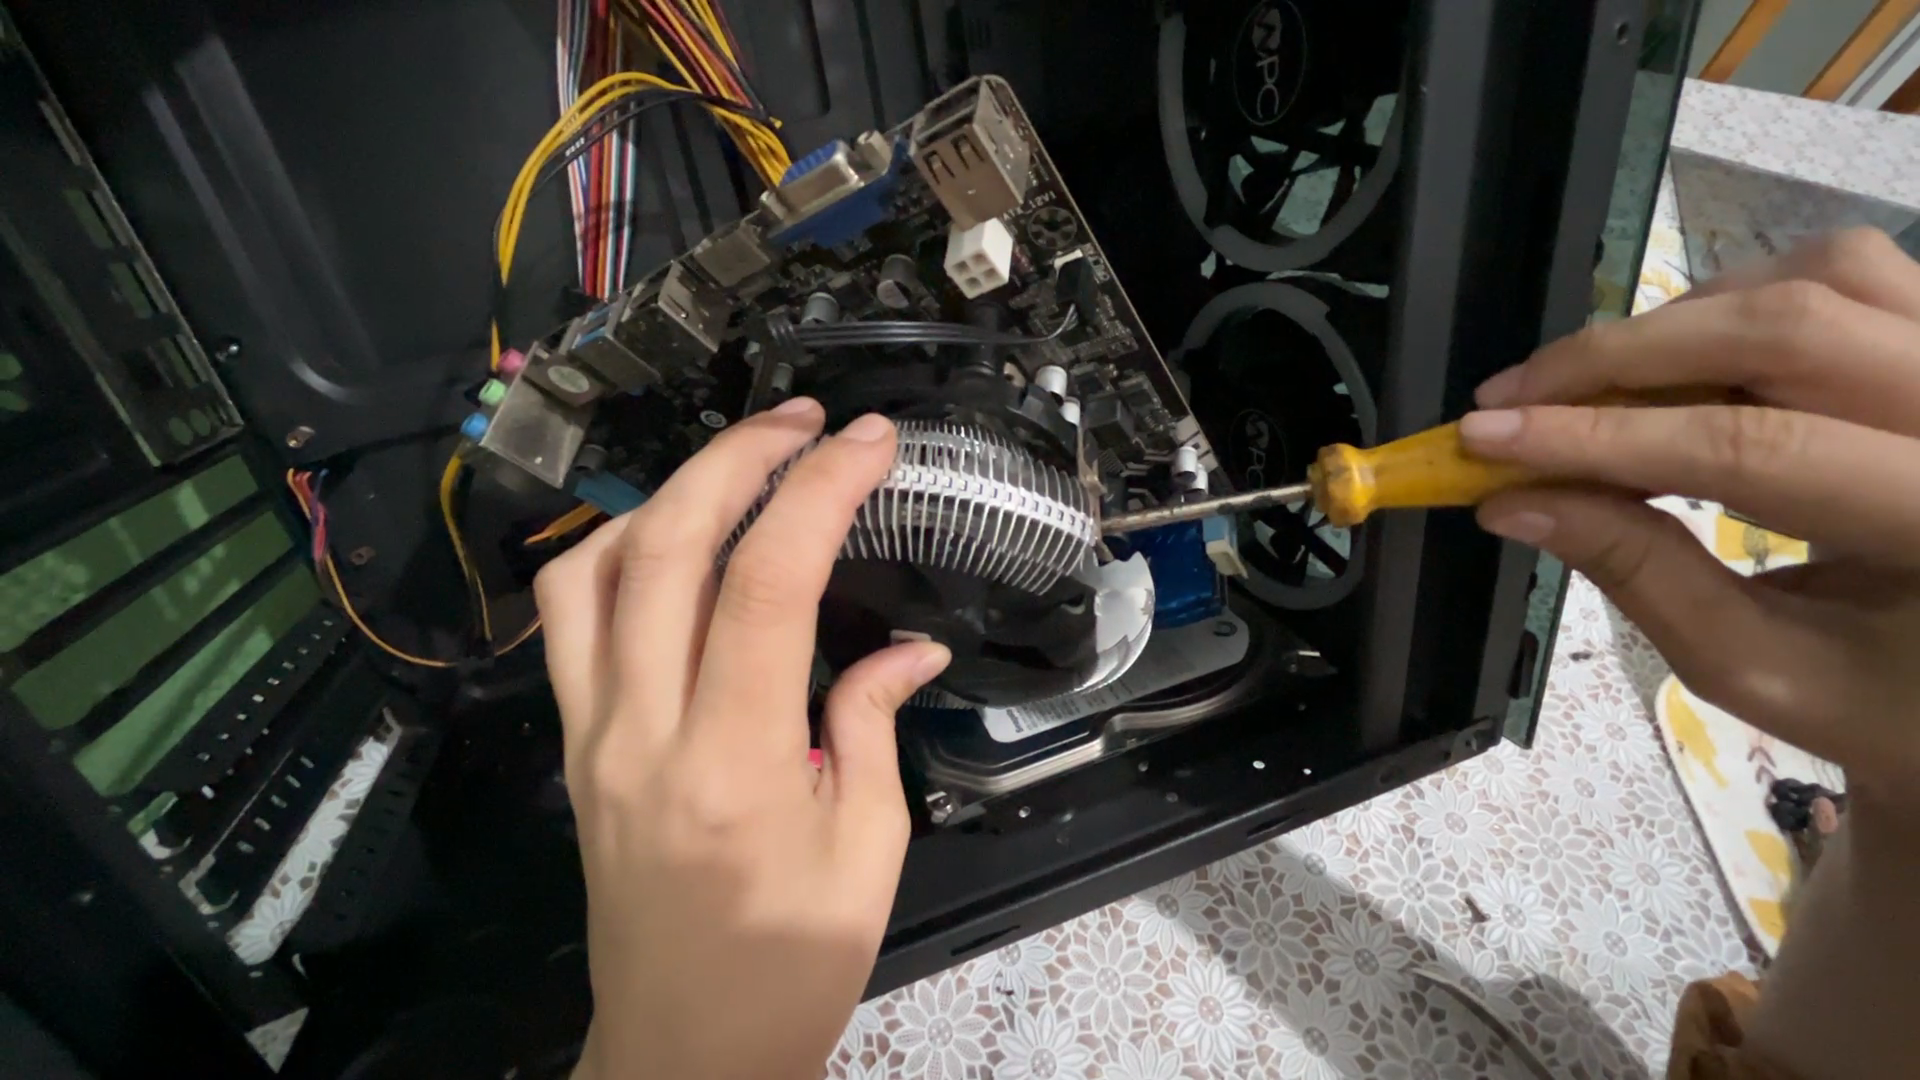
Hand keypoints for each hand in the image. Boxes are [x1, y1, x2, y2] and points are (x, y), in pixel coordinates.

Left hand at [534, 401, 949, 1079]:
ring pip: (597, 567)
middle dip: (741, 458)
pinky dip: (615, 547)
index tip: (870, 442)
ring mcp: (592, 734)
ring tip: (743, 457)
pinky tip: (669, 531)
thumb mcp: (869, 848)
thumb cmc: (792, 962)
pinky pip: (568, 617)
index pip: (769, 584)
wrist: (681, 1049)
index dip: (822, 491)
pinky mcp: (575, 744)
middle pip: (668, 548)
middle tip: (807, 420)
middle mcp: (645, 733)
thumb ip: (876, 724)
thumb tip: (909, 646)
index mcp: (737, 763)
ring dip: (672, 490)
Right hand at [1461, 227, 1919, 806]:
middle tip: (1509, 397)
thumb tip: (1510, 503)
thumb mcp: (1752, 664)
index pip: (1750, 449)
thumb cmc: (1886, 702)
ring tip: (1590, 385)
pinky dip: (1734, 308)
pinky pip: (1851, 277)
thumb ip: (1635, 572)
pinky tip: (1676, 366)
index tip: (1481, 437)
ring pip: (1822, 279)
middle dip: (1616, 357)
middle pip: (1786, 327)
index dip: (1596, 437)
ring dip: (1675, 324)